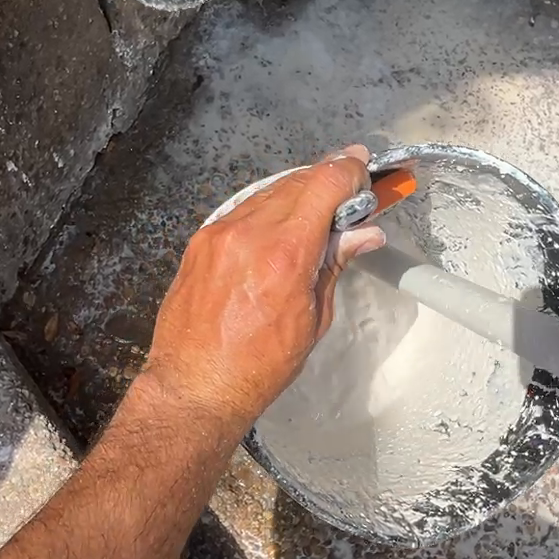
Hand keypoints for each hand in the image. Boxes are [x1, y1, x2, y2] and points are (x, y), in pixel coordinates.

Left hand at [142, 146, 385, 428]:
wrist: (195, 385)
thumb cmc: (256, 366)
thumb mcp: (312, 319)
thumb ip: (334, 266)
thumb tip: (362, 236)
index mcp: (284, 254)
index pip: (325, 184)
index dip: (350, 172)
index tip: (363, 174)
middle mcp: (248, 233)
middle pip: (298, 180)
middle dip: (329, 178)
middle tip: (351, 187)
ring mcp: (219, 234)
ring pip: (269, 191)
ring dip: (298, 192)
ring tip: (319, 208)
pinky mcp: (200, 241)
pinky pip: (242, 209)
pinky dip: (268, 208)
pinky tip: (282, 224)